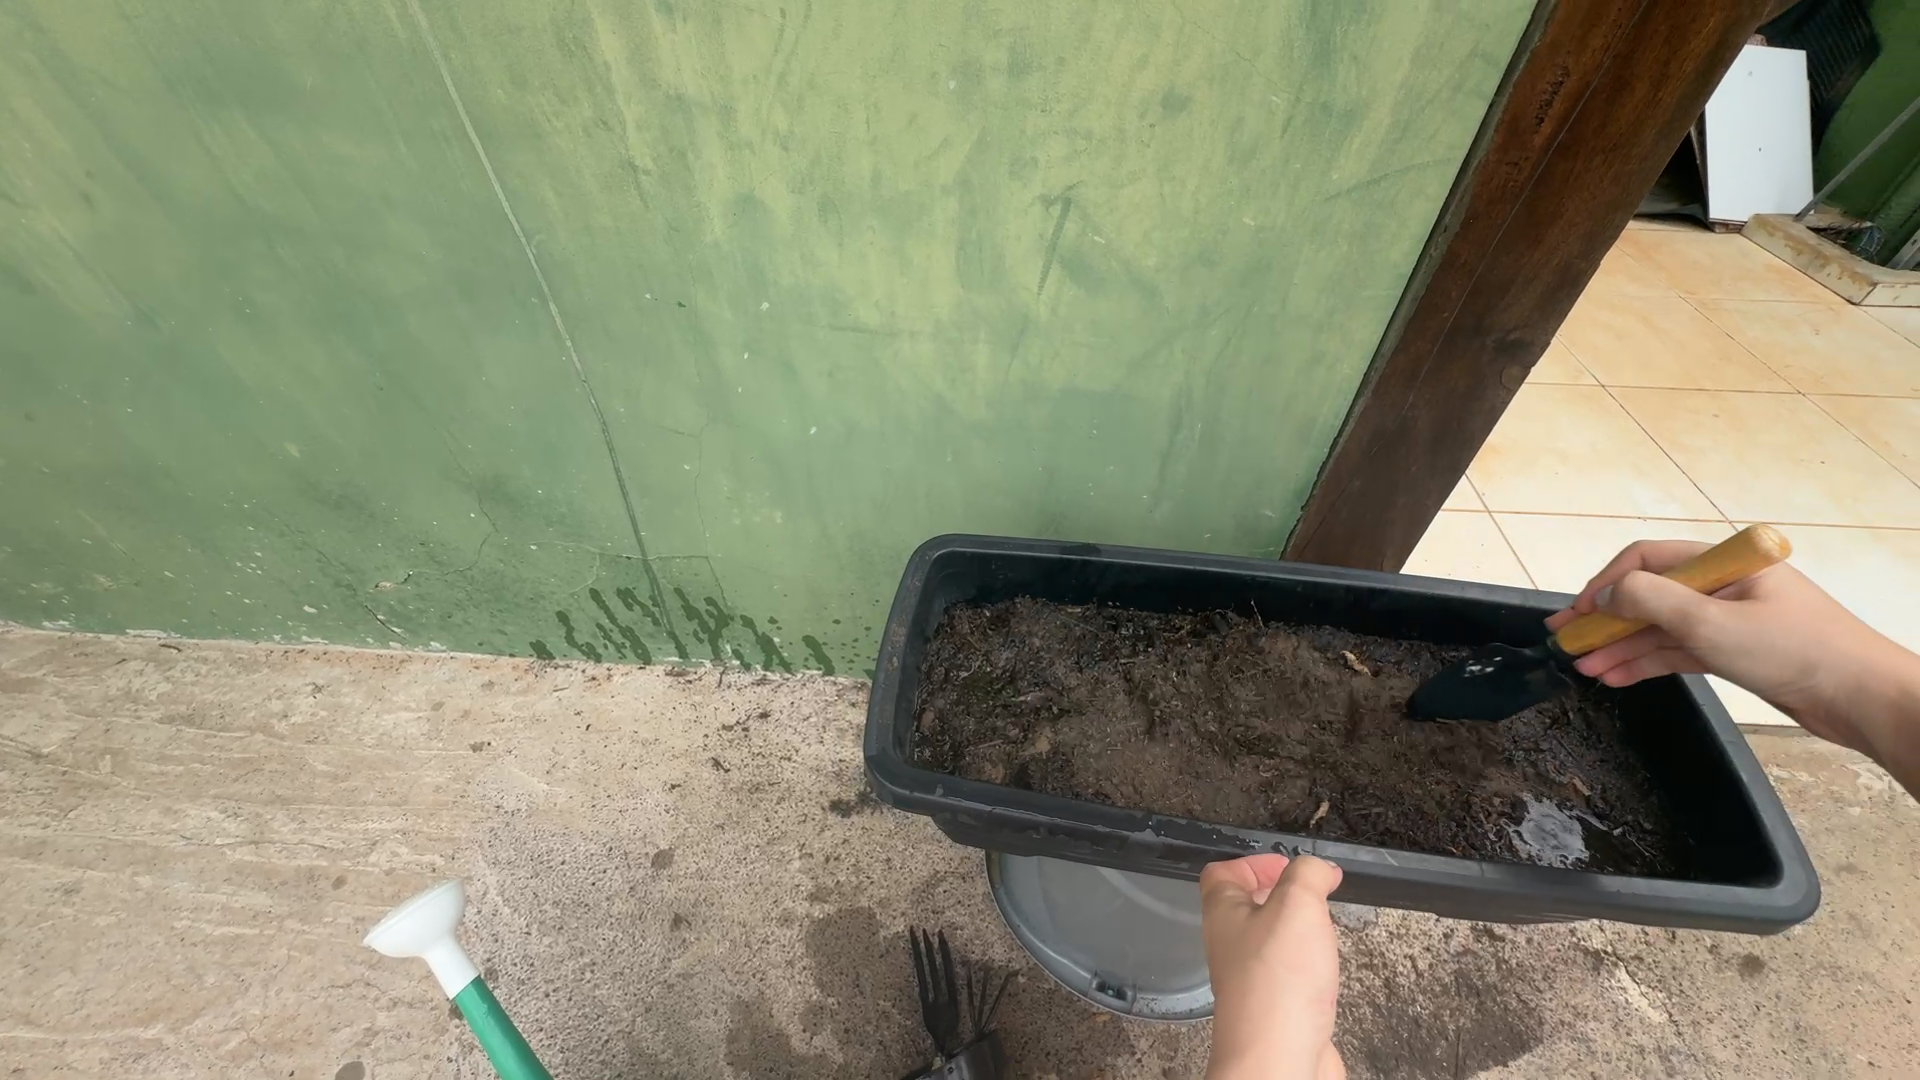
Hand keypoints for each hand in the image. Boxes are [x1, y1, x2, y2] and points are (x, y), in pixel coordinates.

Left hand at [1199, 854, 1344, 1079]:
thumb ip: (1308, 876)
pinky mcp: (1273, 1010)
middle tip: (1314, 895)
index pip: (1223, 872)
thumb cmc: (1279, 977)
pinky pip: (1286, 976)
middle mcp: (1228, 942)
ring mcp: (1248, 979)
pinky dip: (1306, 967)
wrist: (1279, 1061)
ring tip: (1324, 928)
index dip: (1253, 862)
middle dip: (1279, 894)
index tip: (1290, 865)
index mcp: (1222, 911)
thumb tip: (1319, 866)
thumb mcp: (1298, 905)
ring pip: (1268, 941)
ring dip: (1295, 931)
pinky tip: (1326, 972)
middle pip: (1246, 905)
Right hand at [1545, 538, 1915, 756]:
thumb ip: (1648, 600)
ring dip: (1618, 647)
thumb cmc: (1793, 651)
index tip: (1580, 611)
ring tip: (1584, 667)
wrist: (1868, 702)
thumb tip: (1604, 595)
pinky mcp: (1731, 650)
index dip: (1606, 584)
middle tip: (1565, 639)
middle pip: (1646, 596)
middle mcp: (1722, 587)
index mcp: (1725, 565)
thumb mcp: (1709, 621)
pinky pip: (1674, 650)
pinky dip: (1643, 662)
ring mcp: (1726, 619)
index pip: (1646, 559)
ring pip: (1656, 628)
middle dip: (1604, 620)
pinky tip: (1614, 676)